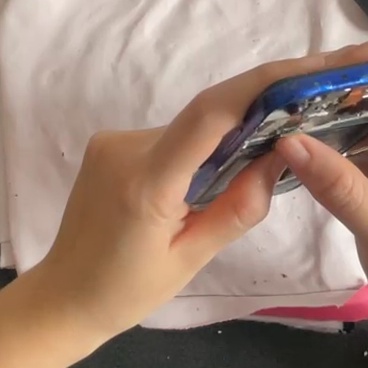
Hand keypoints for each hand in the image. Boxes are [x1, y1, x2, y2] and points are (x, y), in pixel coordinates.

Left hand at [25, 32, 367, 338]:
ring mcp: (112, 142)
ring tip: (252, 165)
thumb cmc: (127, 291)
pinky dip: (196, 148)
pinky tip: (207, 178)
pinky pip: (168, 137)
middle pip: (202, 118)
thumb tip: (279, 158)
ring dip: (221, 139)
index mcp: (146, 183)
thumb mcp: (190, 259)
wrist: (62, 297)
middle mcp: (125, 148)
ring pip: (186, 128)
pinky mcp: (108, 145)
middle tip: (302, 115)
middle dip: (252, 115)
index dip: (260, 84)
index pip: (210, 114)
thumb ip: (237, 208)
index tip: (306, 69)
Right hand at [273, 40, 367, 333]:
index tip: (317, 80)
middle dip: (338, 77)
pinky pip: (350, 122)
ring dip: (325, 98)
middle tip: (289, 95)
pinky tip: (291, 133)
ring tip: (282, 109)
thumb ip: (340, 187)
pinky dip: (322, 124)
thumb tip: (287, 141)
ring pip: (363, 94)